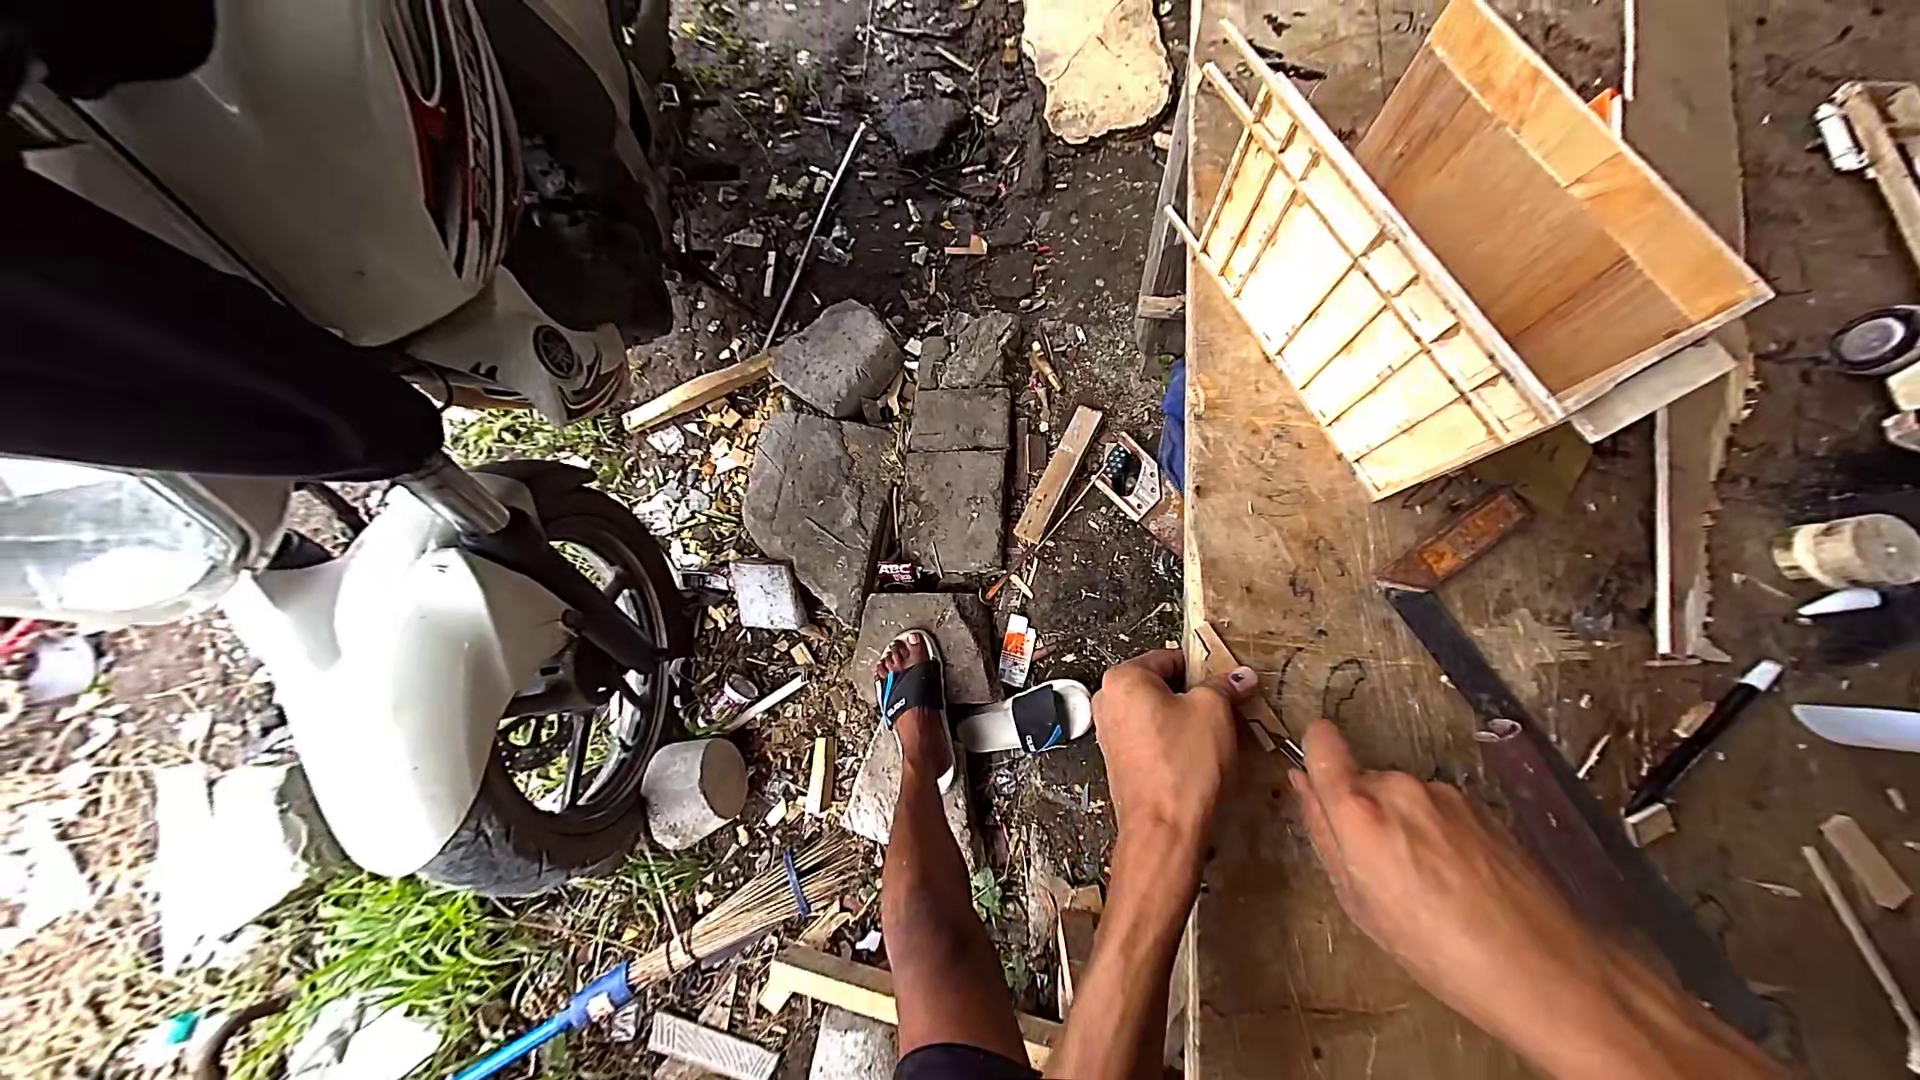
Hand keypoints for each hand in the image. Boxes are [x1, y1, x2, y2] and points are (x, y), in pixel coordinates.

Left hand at [1093, 649, 1254, 844]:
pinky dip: (1172, 739)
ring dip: (1185, 718)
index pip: (1169, 658)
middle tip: (1225, 709)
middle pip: (1160, 685)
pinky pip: (1149, 736)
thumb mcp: (1213, 711)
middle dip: (1193, 695)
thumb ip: (1223, 686)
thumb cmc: (1184, 764)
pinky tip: (1195, 755)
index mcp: (1123, 678)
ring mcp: (1109, 731)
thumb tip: (1239, 676)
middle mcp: (1108, 700)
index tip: (1226, 681)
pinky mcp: (1118, 758)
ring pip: (1155, 712)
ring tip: (1214, 734)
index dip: (1202, 668)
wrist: (1163, 828)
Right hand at [1291, 719, 1787, 1079]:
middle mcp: (1398, 786)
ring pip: (1397, 793)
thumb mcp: (1357, 901)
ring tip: (1425, 877)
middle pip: (1359, 778)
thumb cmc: (1439, 951)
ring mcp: (1443, 793)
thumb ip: (1321, 831)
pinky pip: (1434, 805)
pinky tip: (1458, 875)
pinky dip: (1434, 829)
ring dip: (1400, 821)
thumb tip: (1301, 783)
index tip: (1317, 773)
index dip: (1315, 750)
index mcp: (1359, 810)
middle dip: (1360, 808)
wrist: (1555, 976)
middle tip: (1379, 863)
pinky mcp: (1479, 804)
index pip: (1320, 742)